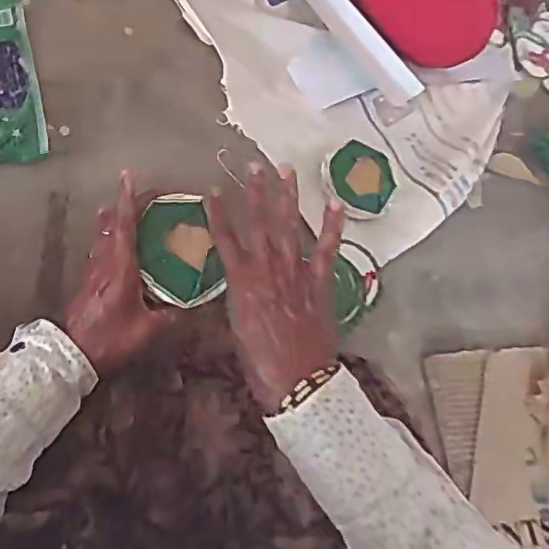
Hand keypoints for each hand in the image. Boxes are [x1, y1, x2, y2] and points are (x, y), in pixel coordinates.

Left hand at [63, 172, 175, 374]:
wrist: (71, 355)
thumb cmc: (109, 338)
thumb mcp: (146, 331)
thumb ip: (171, 317)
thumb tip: (195, 308)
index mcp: (120, 266)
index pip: (124, 225)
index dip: (128, 199)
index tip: (129, 177)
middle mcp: (104, 261)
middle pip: (113, 223)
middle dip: (128, 204)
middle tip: (147, 194)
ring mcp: (93, 270)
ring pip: (104, 234)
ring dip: (117, 219)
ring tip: (132, 211)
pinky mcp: (89, 280)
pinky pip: (101, 249)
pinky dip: (112, 237)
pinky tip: (120, 244)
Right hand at [206, 164, 343, 411]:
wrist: (298, 382)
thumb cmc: (259, 361)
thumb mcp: (235, 329)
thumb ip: (235, 299)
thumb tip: (234, 284)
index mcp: (243, 281)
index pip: (225, 239)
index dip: (218, 214)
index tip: (213, 190)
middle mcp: (269, 269)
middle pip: (261, 223)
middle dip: (257, 192)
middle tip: (255, 166)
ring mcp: (297, 272)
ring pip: (290, 226)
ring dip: (288, 197)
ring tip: (286, 171)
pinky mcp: (321, 281)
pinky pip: (328, 249)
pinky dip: (332, 226)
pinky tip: (335, 203)